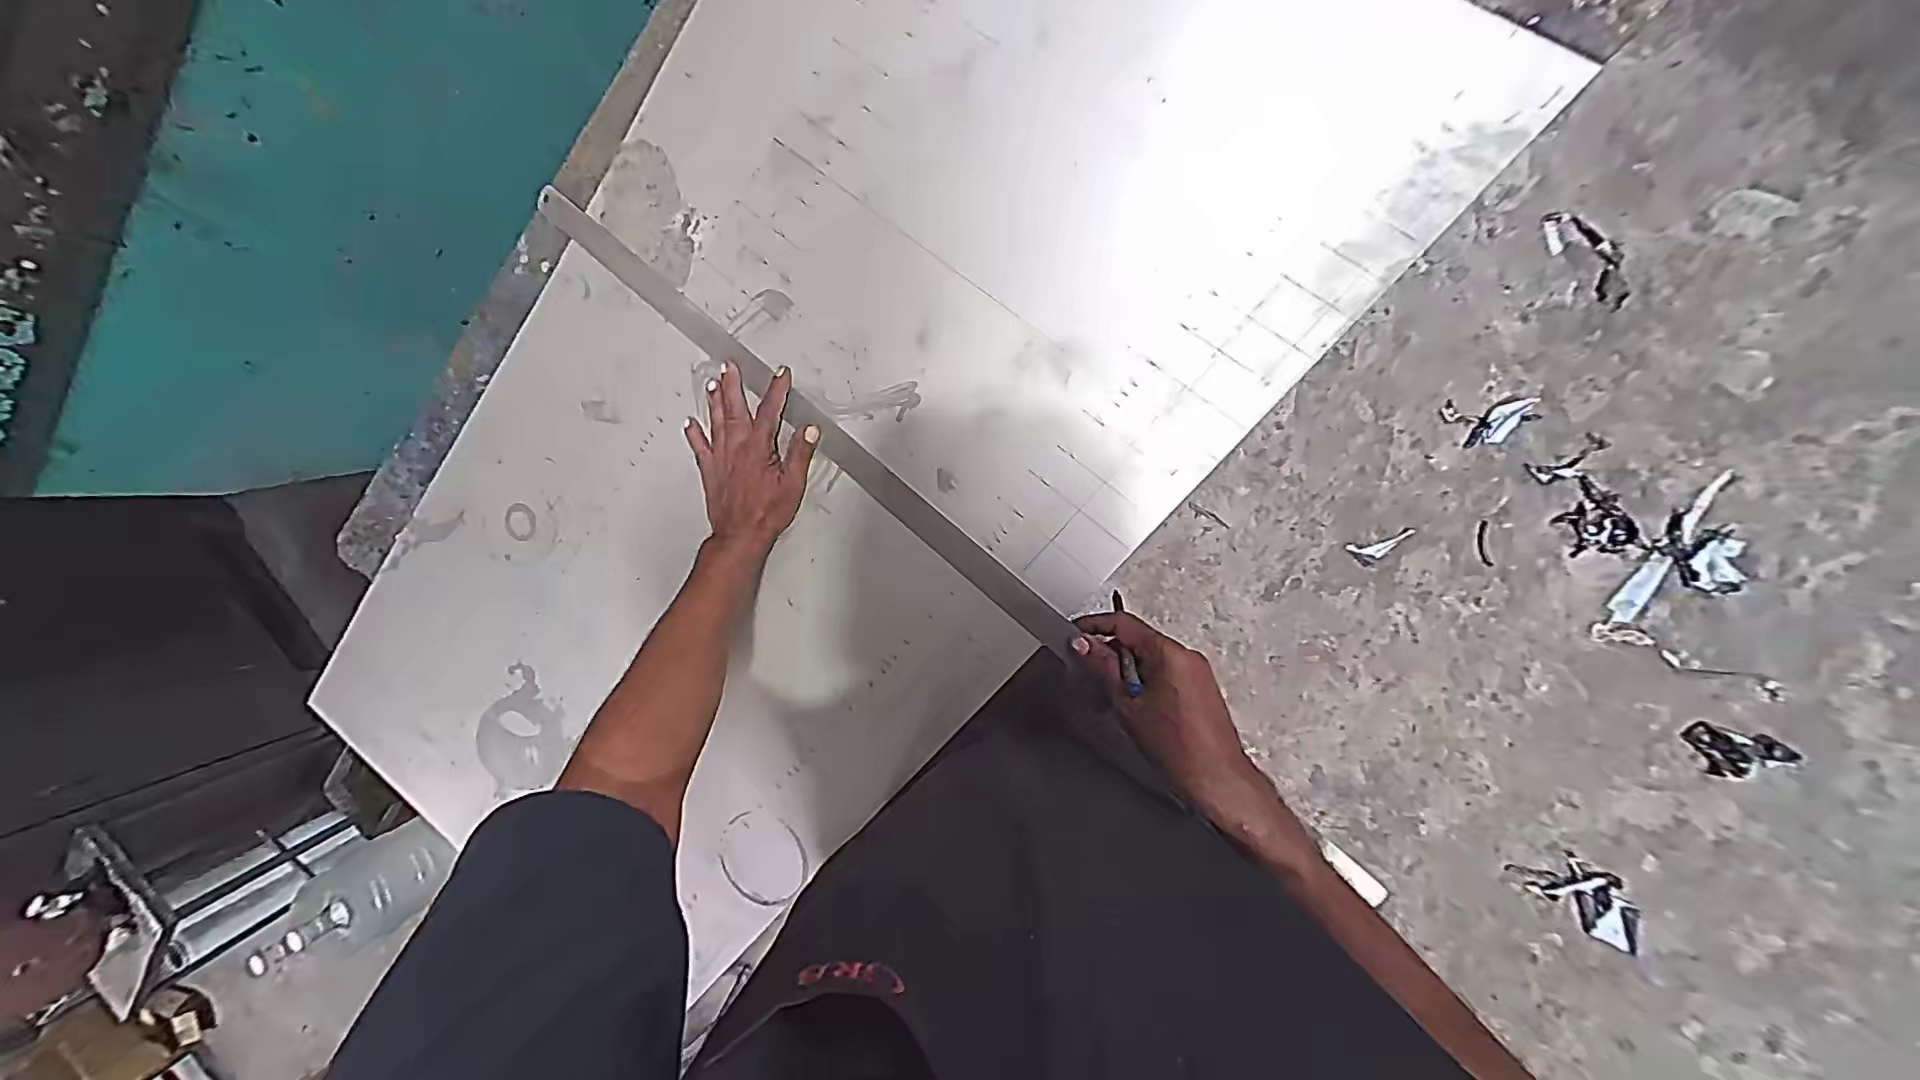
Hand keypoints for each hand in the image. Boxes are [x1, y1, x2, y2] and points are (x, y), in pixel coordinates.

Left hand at [685, 362, 818, 554]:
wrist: (740, 534)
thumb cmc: (765, 513)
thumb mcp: (793, 483)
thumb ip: (801, 453)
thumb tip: (809, 430)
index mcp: (759, 448)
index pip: (769, 411)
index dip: (776, 390)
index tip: (780, 375)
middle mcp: (736, 448)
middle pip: (734, 408)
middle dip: (733, 384)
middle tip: (730, 367)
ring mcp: (720, 458)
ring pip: (715, 421)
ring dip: (714, 400)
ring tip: (712, 383)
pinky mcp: (710, 470)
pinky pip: (699, 446)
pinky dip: (694, 433)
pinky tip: (690, 423)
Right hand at [1073, 612, 1308, 860]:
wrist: (1215, 779)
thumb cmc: (1181, 750)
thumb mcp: (1128, 705)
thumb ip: (1104, 668)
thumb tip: (1086, 646)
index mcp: (1170, 654)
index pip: (1124, 623)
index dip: (1094, 625)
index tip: (1077, 632)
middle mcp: (1187, 657)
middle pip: (1138, 638)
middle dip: (1111, 651)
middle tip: (1090, 668)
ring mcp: (1196, 671)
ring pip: (1151, 655)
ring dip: (1128, 668)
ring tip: (1119, 698)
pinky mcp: (1199, 686)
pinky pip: (1165, 669)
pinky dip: (1145, 679)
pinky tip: (1138, 706)